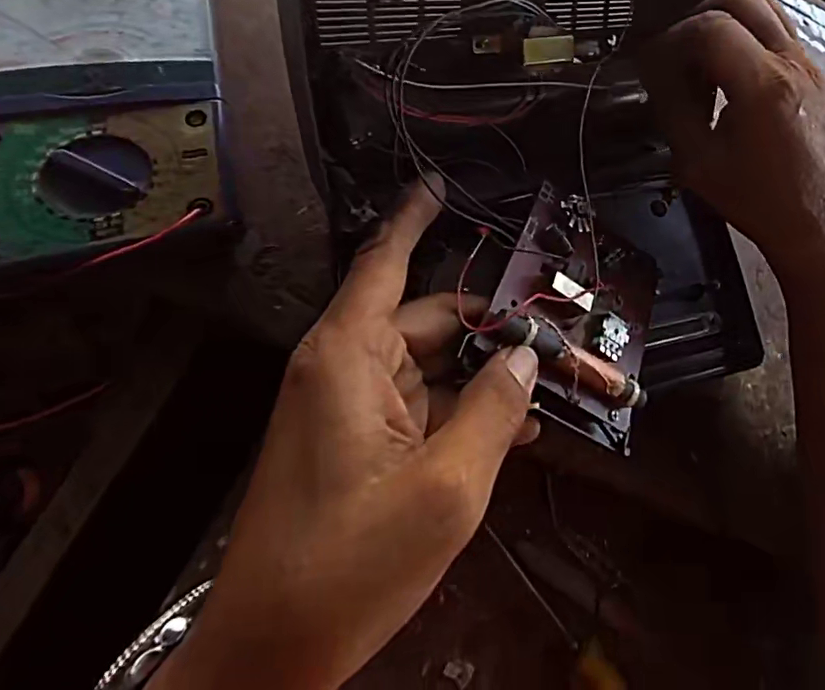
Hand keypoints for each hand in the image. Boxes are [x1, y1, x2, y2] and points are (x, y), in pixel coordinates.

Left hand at [153, 181, 538, 689]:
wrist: (269, 660)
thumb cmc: (348, 568)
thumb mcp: (446, 489)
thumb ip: (494, 412)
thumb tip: (522, 356)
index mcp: (349, 357)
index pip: (385, 261)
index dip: (414, 217)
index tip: (438, 184)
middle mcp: (346, 367)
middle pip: (432, 319)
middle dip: (492, 326)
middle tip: (555, 335)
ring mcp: (352, 405)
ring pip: (435, 364)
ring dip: (486, 374)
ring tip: (549, 386)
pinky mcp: (360, 439)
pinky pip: (423, 403)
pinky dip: (465, 408)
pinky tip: (517, 428)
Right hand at [642, 0, 824, 276]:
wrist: (816, 226)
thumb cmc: (763, 203)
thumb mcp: (698, 161)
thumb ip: (672, 108)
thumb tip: (656, 72)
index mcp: (764, 86)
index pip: (710, 27)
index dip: (673, 37)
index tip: (656, 59)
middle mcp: (792, 66)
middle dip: (699, 13)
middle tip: (677, 45)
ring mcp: (808, 68)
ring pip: (766, 7)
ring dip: (727, 18)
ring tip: (701, 55)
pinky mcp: (813, 77)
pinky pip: (779, 31)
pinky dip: (748, 35)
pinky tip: (728, 72)